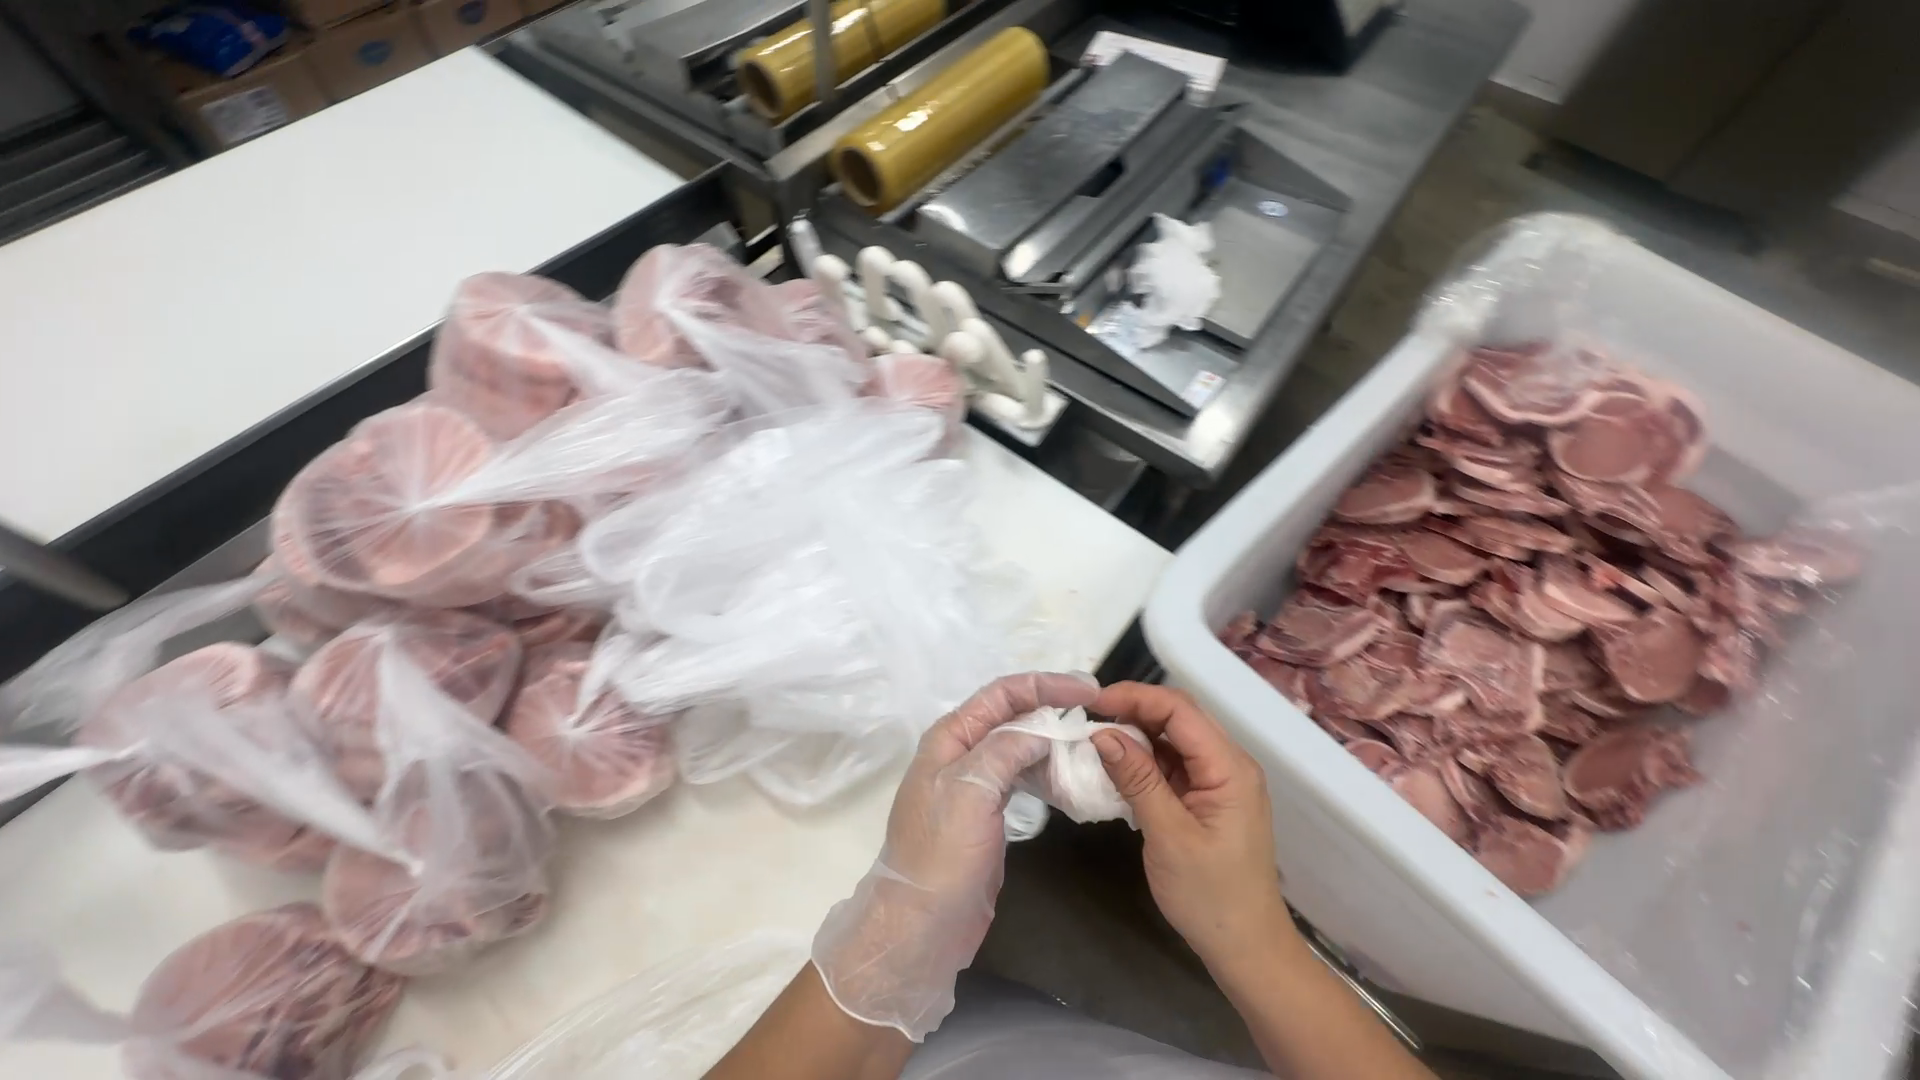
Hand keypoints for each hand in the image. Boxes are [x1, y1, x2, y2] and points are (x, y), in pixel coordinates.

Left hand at [811, 672, 1098, 1040]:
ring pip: (1021, 747)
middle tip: (1099, 715)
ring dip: (1054, 742)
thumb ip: (1005, 749)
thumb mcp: (970, 789)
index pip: (1002, 694)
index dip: (1045, 685)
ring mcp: (975, 784)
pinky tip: (1071, 780)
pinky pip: (1023, 778)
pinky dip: (1047, 773)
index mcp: (950, 737)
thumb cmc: (941, 853)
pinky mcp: (988, 813)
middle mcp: (962, 752)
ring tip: (1093, 746)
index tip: (1089, 690)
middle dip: (1054, 710)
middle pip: (1014, 716)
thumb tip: (1043, 728)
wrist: (920, 924)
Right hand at [1090, 683, 1292, 969]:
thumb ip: (1137, 780)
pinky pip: (1173, 763)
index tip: (1091, 704)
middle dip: (1133, 710)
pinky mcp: (1206, 798)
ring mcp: (1219, 781)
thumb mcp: (1168, 836)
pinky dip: (1144, 760)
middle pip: (1178, 717)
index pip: (1180, 710)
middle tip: (1087, 720)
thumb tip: (1101, 734)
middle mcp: (1229, 764)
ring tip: (1094, 741)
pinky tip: (1117, 767)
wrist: (1246, 949)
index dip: (1135, 697)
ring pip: (1173, 738)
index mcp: (1229, 768)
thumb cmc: (1210, 896)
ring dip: (1136, 734)